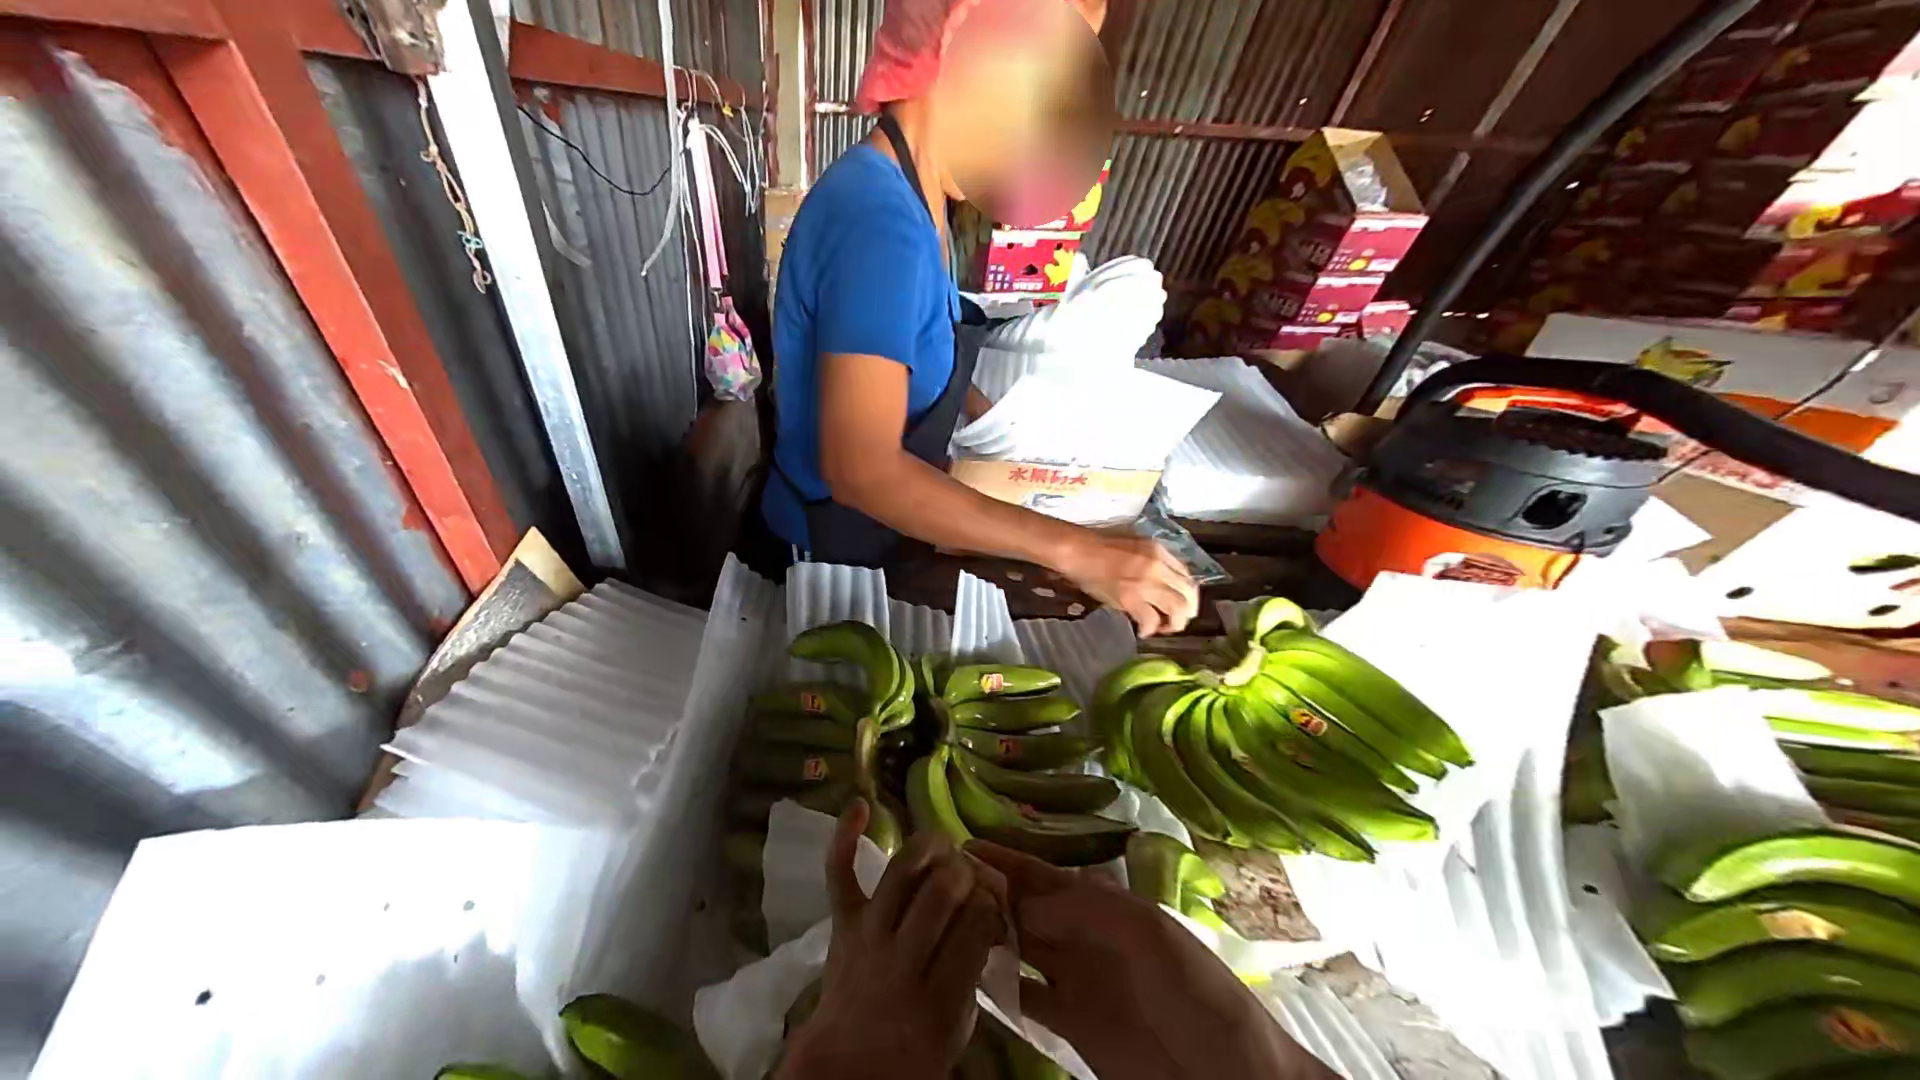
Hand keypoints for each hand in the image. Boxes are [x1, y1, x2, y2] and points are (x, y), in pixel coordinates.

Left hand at [779, 804, 1008, 1079]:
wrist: (846, 1067)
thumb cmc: (915, 1047)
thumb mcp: (960, 1023)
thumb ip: (975, 966)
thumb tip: (990, 908)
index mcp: (938, 997)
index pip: (976, 922)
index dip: (992, 903)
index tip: (992, 908)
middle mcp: (900, 960)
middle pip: (942, 890)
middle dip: (966, 874)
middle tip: (969, 881)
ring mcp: (866, 935)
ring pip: (901, 872)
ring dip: (930, 849)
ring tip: (944, 849)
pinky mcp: (842, 921)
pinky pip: (839, 873)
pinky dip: (845, 836)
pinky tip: (862, 805)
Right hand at [968, 840, 1337, 1079]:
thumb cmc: (1198, 995)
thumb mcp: (1149, 936)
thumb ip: (1087, 911)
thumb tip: (1023, 897)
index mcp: (1104, 905)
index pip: (1044, 875)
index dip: (1006, 860)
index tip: (961, 847)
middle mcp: (1084, 935)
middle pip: (1026, 907)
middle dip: (987, 893)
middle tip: (936, 886)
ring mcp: (1077, 980)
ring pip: (1020, 947)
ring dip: (987, 934)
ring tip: (941, 924)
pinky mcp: (1073, 1024)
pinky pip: (1027, 996)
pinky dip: (999, 984)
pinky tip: (969, 976)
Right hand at [1055, 532, 1198, 636]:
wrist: (1077, 551)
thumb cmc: (1099, 546)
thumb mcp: (1135, 546)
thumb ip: (1153, 561)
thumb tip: (1162, 581)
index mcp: (1159, 551)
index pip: (1187, 575)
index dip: (1186, 594)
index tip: (1177, 603)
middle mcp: (1158, 566)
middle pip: (1188, 594)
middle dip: (1187, 611)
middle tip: (1175, 620)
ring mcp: (1145, 583)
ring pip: (1178, 609)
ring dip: (1175, 623)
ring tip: (1163, 628)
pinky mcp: (1130, 599)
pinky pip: (1151, 620)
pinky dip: (1150, 629)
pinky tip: (1143, 631)